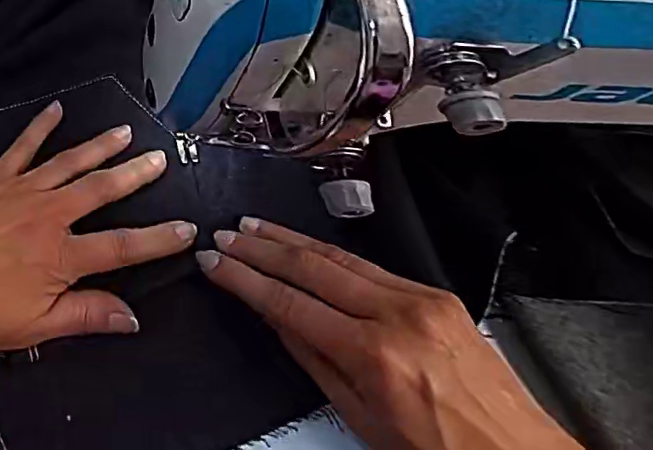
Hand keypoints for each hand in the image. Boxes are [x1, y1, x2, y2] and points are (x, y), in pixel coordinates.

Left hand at [0, 102, 196, 350]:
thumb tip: (132, 317)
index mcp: (61, 256)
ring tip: (125, 132)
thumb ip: (85, 316)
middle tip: (160, 159)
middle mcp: (50, 215)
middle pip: (103, 191)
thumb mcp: (32, 327)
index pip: (122, 246)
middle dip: (136, 175)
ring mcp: (24, 190)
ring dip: (101, 146)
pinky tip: (56, 109)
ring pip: (72, 163)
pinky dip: (40, 127)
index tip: (187, 228)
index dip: (159, 239)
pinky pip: (24, 147)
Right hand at [200, 218, 578, 449]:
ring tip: (257, 228)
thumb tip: (279, 320)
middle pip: (311, 266)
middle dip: (262, 247)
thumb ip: (317, 364)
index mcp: (375, 357)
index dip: (246, 281)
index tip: (218, 264)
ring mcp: (419, 297)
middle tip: (229, 235)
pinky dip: (331, 253)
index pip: (291, 304)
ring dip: (292, 239)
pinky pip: (372, 266)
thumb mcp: (365, 425)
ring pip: (339, 255)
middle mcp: (396, 315)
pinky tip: (308, 245)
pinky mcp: (434, 291)